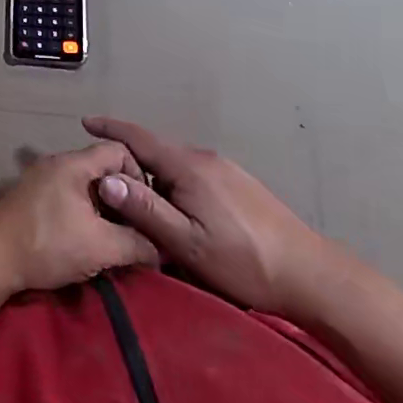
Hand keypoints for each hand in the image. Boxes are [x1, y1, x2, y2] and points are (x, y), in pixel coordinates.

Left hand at [0, 142, 160, 294]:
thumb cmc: (47, 245)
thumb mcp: (102, 247)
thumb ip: (138, 244)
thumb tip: (161, 248)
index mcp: (72, 164)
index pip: (118, 151)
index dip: (140, 176)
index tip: (147, 208)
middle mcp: (55, 164)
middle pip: (102, 168)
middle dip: (125, 197)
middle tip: (137, 228)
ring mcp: (41, 180)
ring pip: (87, 185)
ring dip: (106, 209)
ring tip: (119, 238)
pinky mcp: (33, 198)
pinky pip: (70, 196)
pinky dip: (86, 213)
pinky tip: (93, 240)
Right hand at [83, 116, 343, 317]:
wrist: (316, 279)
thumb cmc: (245, 262)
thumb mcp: (186, 241)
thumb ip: (144, 209)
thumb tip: (105, 179)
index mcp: (188, 167)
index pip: (139, 138)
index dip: (110, 128)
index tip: (85, 123)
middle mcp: (205, 159)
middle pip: (155, 150)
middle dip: (127, 159)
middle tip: (103, 180)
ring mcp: (226, 171)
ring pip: (174, 164)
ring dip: (151, 175)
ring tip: (136, 200)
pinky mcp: (240, 185)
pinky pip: (192, 174)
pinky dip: (172, 182)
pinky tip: (174, 208)